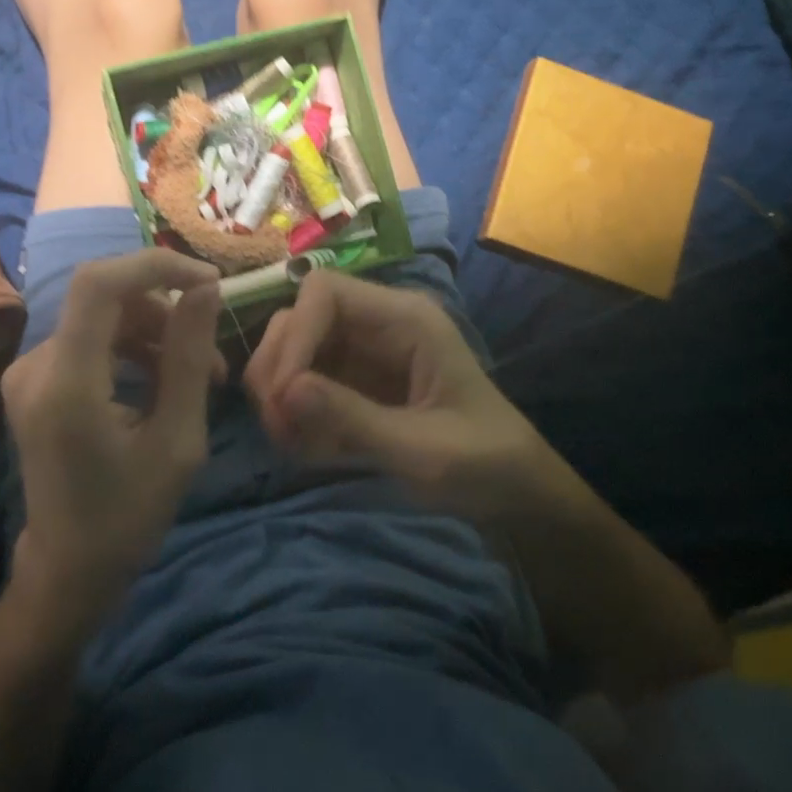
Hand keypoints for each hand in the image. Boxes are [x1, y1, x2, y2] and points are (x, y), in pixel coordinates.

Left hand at [2, 249, 223, 613]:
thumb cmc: (129, 516)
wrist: (68, 568)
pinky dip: (130, 349)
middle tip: (213, 352)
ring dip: (153, 334)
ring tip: (199, 375)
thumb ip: (190, 359)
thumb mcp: (178, 440)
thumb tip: (206, 291)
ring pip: (100, 319)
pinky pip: (88, 342)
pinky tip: (162, 381)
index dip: (156, 266)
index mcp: (67, 384)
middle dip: (165, 311)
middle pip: (104, 300)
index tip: (208, 282)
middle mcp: (34, 367)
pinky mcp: (32, 382)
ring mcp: (27, 374)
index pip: (100, 284)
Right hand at [243, 270, 594, 521]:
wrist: (514, 497)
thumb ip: (352, 418)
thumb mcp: (420, 449)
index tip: (284, 395)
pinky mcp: (353, 387)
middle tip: (278, 426)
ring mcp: (361, 356)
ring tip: (292, 444)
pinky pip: (302, 386)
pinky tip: (309, 452)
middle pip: (297, 319)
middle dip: (278, 368)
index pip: (324, 293)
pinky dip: (293, 416)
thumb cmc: (482, 465)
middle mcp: (376, 326)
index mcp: (405, 320)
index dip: (295, 336)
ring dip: (279, 396)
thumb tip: (284, 390)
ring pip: (293, 353)